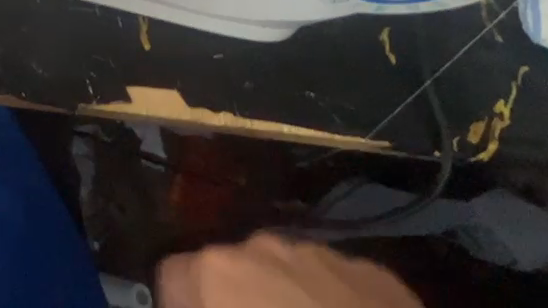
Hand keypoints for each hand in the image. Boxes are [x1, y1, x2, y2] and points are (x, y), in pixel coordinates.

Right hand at [158, 234, 421, 307]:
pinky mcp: (376, 271)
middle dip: (240, 301)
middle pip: (230, 270)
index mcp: (213, 271)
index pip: (172, 276)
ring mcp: (320, 252)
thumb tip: (206, 304)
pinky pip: (340, 283)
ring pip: (286, 272)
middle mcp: (257, 245)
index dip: (184, 305)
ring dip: (289, 300)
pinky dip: (338, 305)